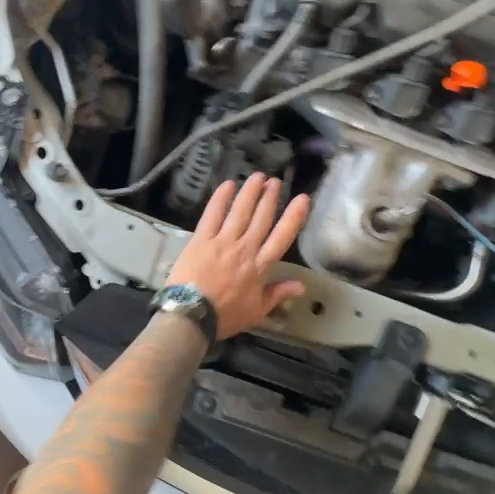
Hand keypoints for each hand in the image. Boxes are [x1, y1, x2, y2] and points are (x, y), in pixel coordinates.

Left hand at [165, 174, 310, 339]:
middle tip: (275, 181)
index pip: (282, 237)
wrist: (191, 314)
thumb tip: (301, 285)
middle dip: (269, 198)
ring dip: (249, 192)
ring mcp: (222, 242)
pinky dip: (220, 198)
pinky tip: (227, 185)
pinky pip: (212, 214)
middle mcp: (245, 249)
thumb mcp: (256, 310)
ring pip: (240, 212)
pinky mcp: (200, 239)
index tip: (302, 199)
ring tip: (258, 177)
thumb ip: (277, 294)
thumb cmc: (224, 316)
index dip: (293, 217)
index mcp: (260, 267)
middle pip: (261, 218)